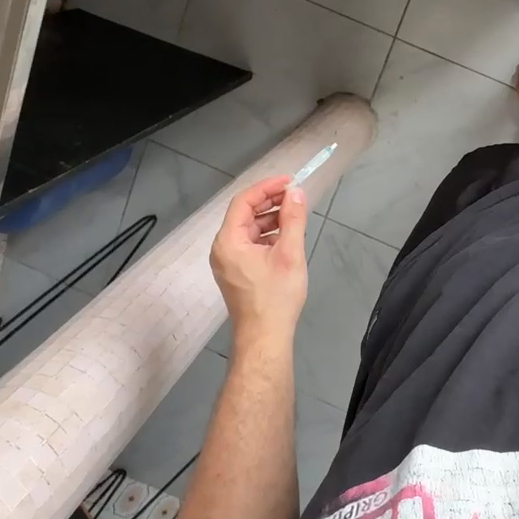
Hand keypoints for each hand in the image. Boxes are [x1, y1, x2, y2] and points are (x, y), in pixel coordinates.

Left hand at [210, 176, 309, 349]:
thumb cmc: (276, 296)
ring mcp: (227, 262)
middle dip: (270, 202)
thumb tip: (296, 193)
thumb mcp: (289, 253)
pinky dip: (267, 236)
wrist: (265, 337)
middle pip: (245, 214)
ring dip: (271, 219)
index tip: (290, 181)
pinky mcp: (236, 273)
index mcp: (229, 241)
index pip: (243, 202)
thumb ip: (293, 219)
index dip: (267, 187)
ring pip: (249, 230)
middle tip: (295, 196)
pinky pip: (250, 244)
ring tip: (295, 216)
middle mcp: (222, 249)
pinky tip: (287, 238)